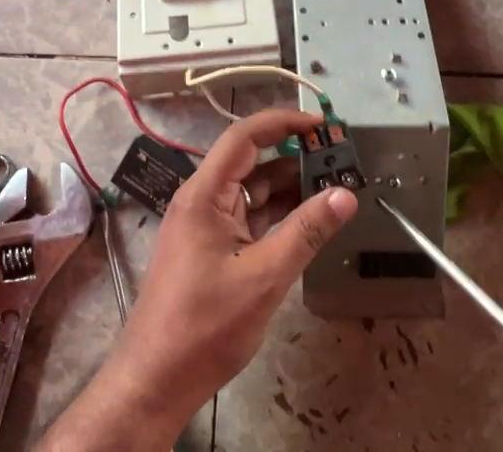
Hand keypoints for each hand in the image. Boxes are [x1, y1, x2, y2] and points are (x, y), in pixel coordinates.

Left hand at [39, 109, 360, 450]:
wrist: (156, 380)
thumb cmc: (205, 325)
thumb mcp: (264, 276)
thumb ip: (306, 232)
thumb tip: (346, 194)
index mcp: (204, 195)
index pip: (244, 138)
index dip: (283, 123)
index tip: (322, 123)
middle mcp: (203, 201)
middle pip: (251, 162)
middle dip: (294, 155)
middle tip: (339, 156)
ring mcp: (206, 227)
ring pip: (253, 192)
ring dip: (290, 186)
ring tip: (335, 184)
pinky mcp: (213, 251)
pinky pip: (250, 218)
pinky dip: (279, 214)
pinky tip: (310, 218)